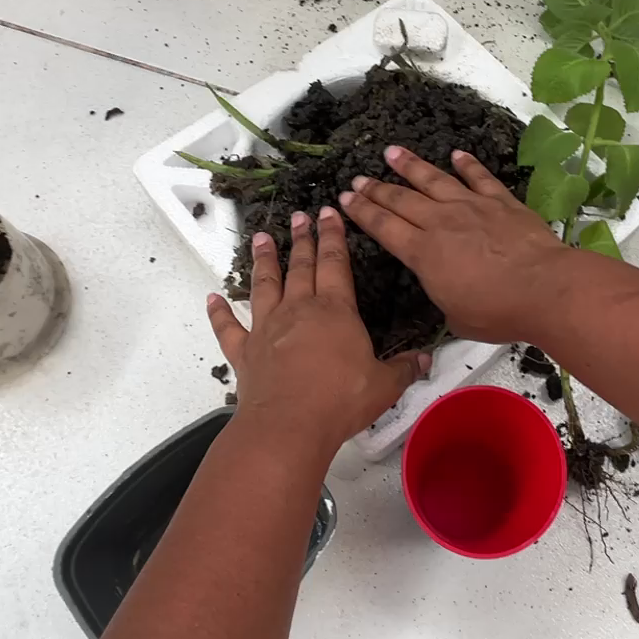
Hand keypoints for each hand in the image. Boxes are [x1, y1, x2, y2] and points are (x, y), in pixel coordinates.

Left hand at [207, 208, 429, 458]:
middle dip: (303, 239)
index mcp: (335, 311)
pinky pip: (229, 328)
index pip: (335, 263)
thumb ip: (404, 368)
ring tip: (262, 238)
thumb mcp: (383, 385)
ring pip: (264, 285)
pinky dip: (219, 312)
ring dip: (264, 261)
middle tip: (299, 216)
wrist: (288, 427)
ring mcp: (267, 329)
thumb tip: (426, 360)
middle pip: (301, 266)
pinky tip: (212, 298)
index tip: (328, 212)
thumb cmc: (340, 401)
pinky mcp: (245, 353)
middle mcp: (299, 310)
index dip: (333, 236)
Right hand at [337, 146, 578, 342]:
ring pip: (434, 180)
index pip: (384, 228)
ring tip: (393, 152)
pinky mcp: (501, 202)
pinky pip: (480, 178)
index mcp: (424, 254)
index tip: (345, 199)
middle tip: (359, 178)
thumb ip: (442, 295)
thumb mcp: (455, 317)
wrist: (545, 289)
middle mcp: (441, 223)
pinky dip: (467, 165)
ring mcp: (472, 207)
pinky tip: (456, 154)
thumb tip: (442, 289)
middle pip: (401, 200)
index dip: (362, 212)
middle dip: (376, 189)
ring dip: (411, 166)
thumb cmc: (498, 312)